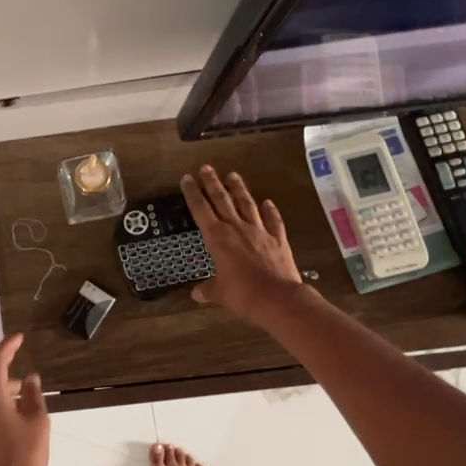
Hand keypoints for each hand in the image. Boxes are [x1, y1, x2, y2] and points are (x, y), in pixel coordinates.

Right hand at [182, 165, 308, 321]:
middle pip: (222, 200)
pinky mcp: (277, 239)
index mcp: (217, 238)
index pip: (200, 210)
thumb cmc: (242, 294)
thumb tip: (196, 294)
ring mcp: (259, 231)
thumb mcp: (220, 293)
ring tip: (233, 175)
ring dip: (239, 189)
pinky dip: (270, 211)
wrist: (277, 298)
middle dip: (212, 183)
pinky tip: (268, 202)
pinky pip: (273, 221)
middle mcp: (236, 228)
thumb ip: (208, 289)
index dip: (192, 193)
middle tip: (206, 167)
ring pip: (246, 205)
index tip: (187, 178)